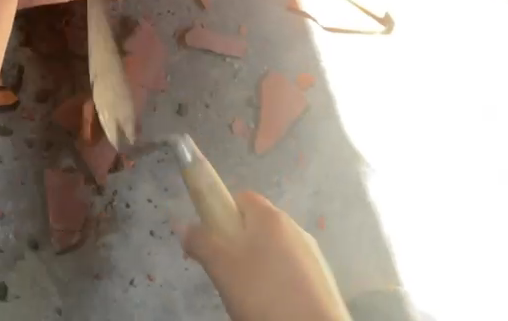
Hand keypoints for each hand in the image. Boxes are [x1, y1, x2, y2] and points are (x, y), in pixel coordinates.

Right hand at [185, 192, 349, 320]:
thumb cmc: (264, 294)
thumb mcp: (221, 267)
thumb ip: (199, 241)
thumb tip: (183, 226)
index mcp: (270, 216)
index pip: (241, 197)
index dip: (223, 214)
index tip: (214, 240)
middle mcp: (294, 228)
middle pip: (257, 227)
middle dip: (239, 246)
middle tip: (227, 274)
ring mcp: (313, 257)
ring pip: (274, 253)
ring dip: (259, 268)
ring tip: (251, 299)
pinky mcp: (325, 284)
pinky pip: (292, 275)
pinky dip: (280, 286)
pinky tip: (274, 310)